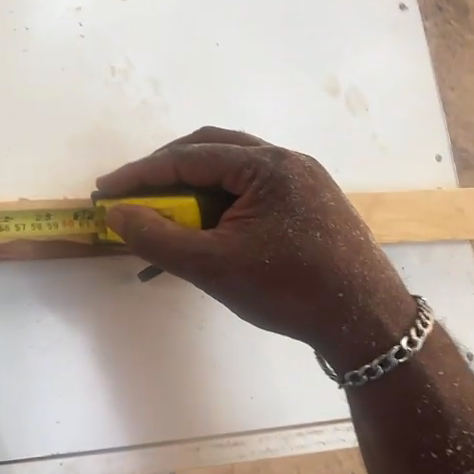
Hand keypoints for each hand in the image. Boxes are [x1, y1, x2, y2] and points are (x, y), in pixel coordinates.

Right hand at [97, 127, 417, 365]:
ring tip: (165, 210)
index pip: (187, 159)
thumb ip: (157, 237)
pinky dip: (219, 199)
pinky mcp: (310, 203)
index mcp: (266, 167)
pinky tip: (207, 225)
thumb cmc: (290, 290)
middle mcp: (287, 162)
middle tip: (132, 194)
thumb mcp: (212, 267)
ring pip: (232, 167)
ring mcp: (303, 181)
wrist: (368, 323)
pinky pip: (251, 187)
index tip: (104, 190)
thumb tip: (116, 214)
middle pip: (210, 150)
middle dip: (165, 170)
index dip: (140, 174)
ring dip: (193, 183)